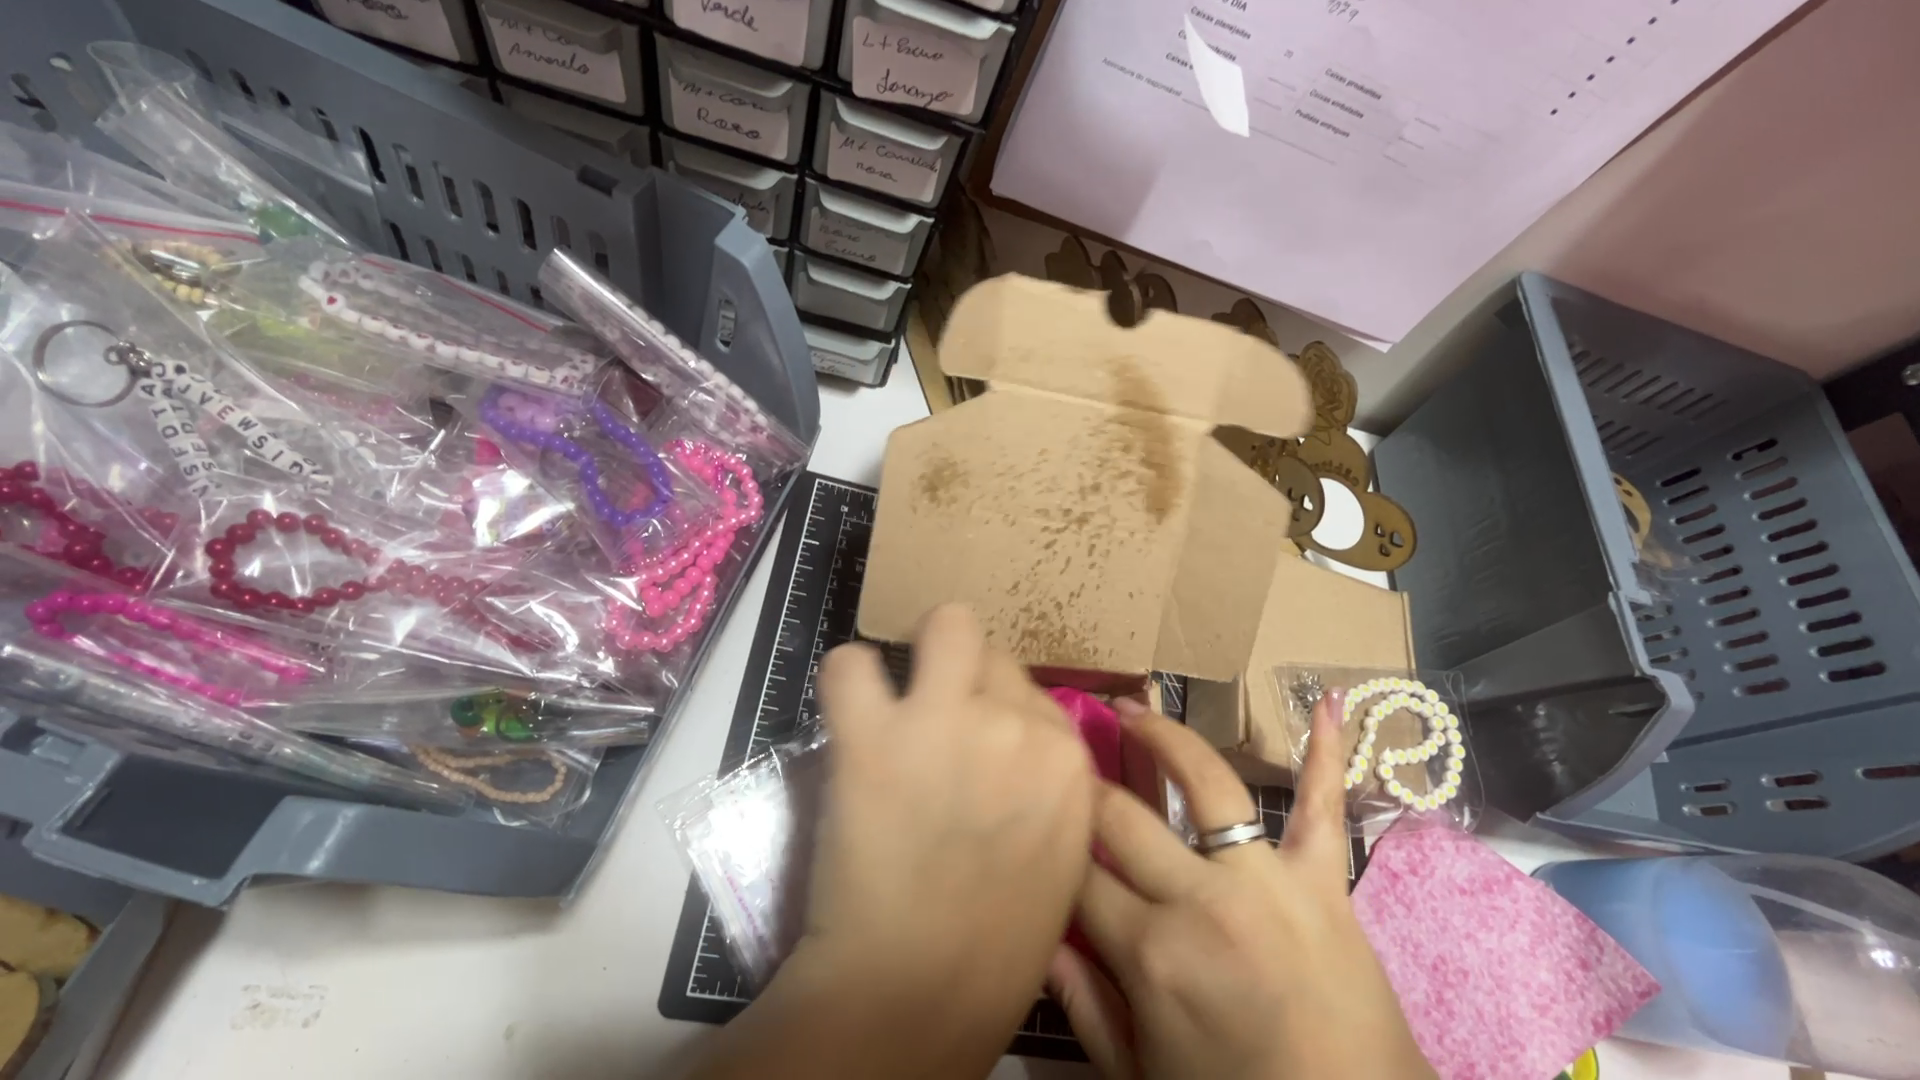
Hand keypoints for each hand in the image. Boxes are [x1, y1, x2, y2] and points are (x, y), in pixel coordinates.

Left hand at [779, 604, 1096, 1075]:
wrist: (918, 993)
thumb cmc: (994, 944)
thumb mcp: (1057, 858)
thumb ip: (1045, 791)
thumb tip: (1010, 749)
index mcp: (1069, 760)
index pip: (1029, 689)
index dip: (993, 708)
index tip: (971, 732)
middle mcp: (1016, 725)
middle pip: (989, 652)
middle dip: (961, 677)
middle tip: (929, 719)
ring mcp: (947, 723)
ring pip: (942, 625)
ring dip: (917, 653)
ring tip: (893, 694)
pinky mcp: (874, 735)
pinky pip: (850, 663)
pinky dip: (846, 681)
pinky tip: (846, 717)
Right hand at [1049, 692, 1435, 1079]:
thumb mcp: (1139, 1076)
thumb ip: (1084, 1004)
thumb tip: (1036, 936)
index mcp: (1150, 954)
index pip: (1077, 876)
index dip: (1048, 851)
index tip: (1031, 827)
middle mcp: (1203, 901)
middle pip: (1121, 817)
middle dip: (1082, 784)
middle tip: (1058, 758)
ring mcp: (1268, 881)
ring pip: (1208, 785)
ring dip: (1165, 739)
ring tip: (1132, 709)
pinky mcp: (1324, 880)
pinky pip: (1324, 807)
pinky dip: (1327, 753)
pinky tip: (1328, 700)